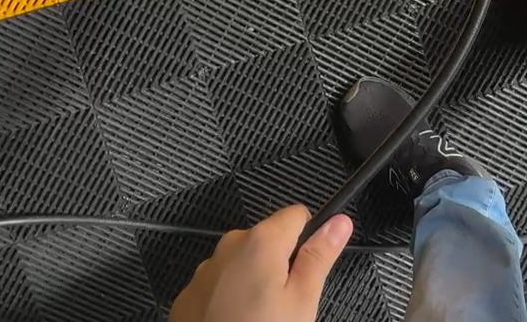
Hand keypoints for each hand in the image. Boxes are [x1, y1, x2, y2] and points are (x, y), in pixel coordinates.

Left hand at [169, 206, 351, 321]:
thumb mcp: (302, 302)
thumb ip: (320, 256)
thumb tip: (340, 221)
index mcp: (262, 240)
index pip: (297, 215)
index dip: (308, 241)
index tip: (306, 273)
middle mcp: (230, 244)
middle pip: (268, 241)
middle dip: (279, 265)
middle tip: (284, 306)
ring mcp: (205, 270)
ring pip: (242, 264)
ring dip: (252, 281)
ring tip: (258, 319)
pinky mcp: (186, 297)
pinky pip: (217, 286)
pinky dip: (227, 299)